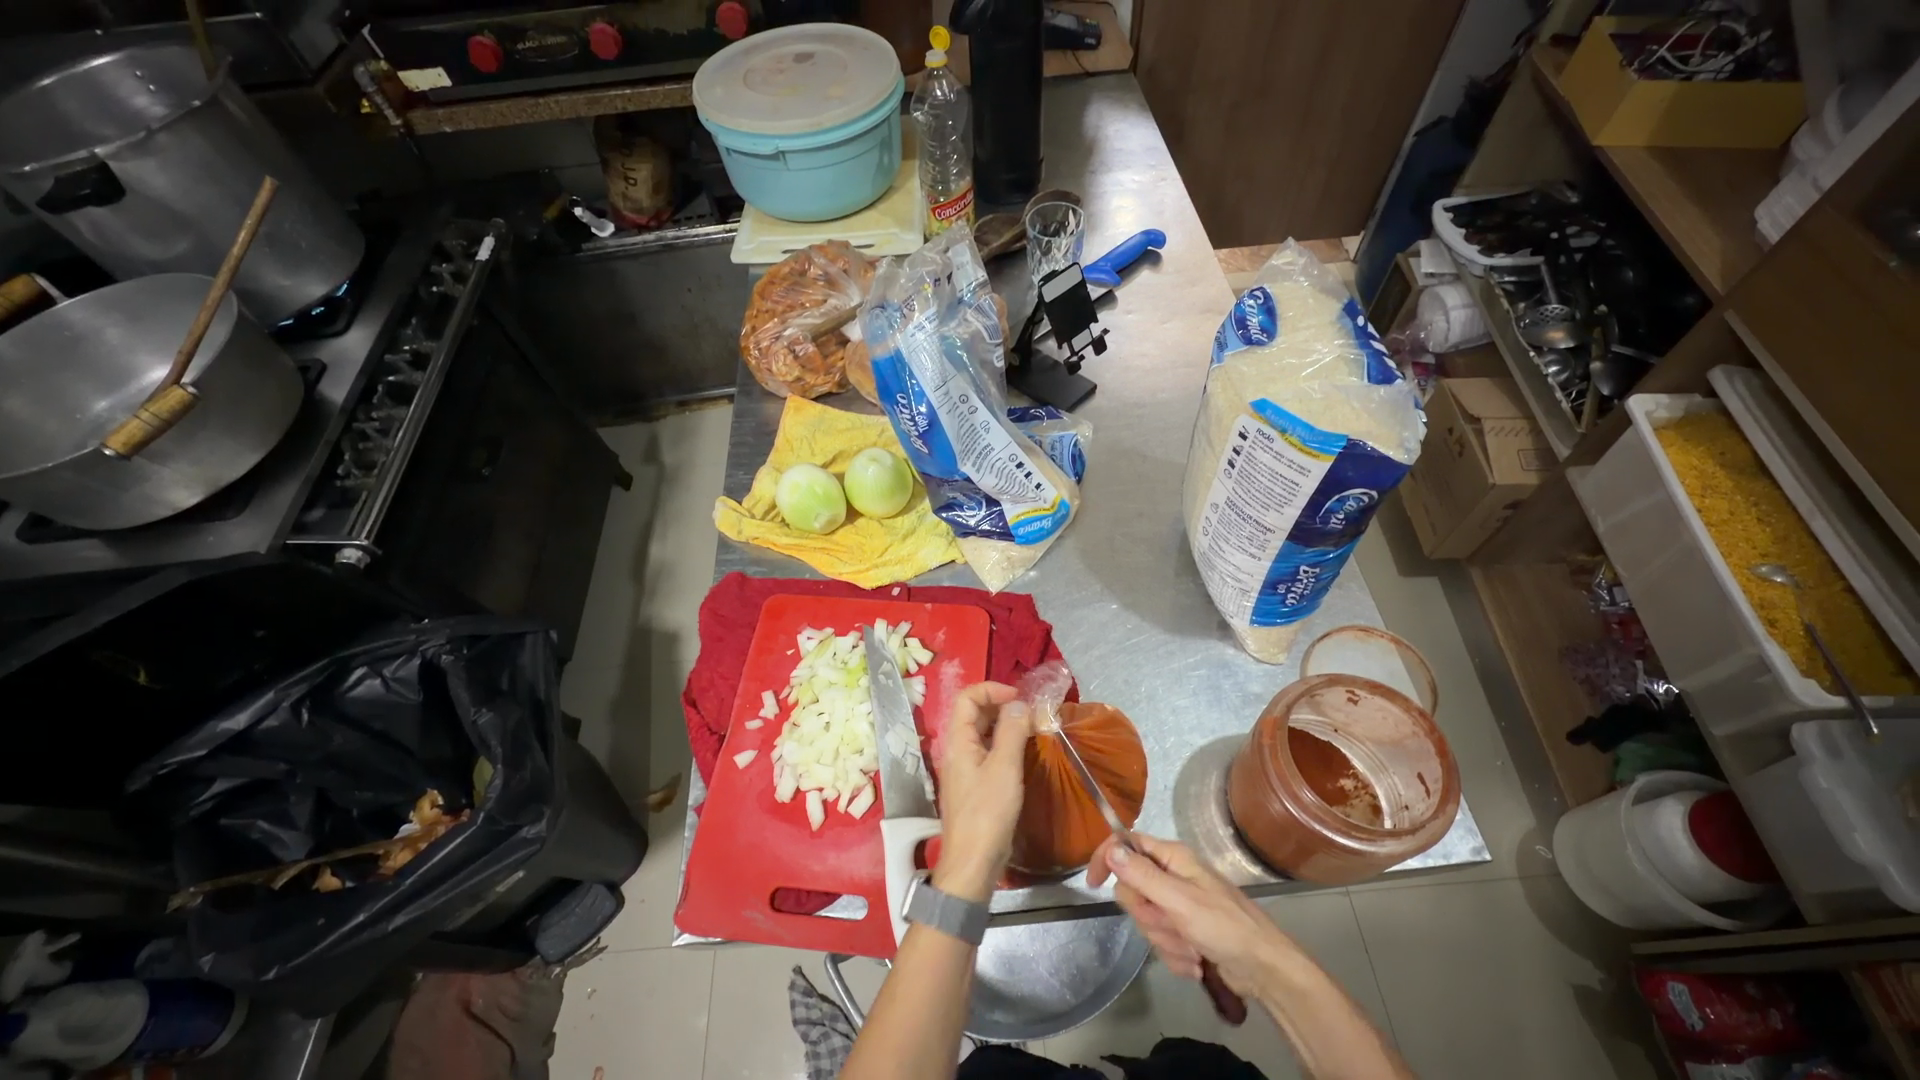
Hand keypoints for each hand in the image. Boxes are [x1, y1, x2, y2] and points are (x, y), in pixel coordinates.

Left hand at [930, 682, 1031, 901]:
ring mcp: (965, 770)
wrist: (973, 863)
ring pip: (983, 735)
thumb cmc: (987, 813)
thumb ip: (1011, 731)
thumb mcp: (1004, 768)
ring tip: (1033, 730)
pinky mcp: (975, 787)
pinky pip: (988, 755)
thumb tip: (1018, 703)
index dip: (991, 689)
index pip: (967, 698)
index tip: (1019, 698)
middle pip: (974, 714)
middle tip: (1031, 713)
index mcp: (958, 741)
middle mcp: (957, 751)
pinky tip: (1025, 755)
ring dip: (1006, 726)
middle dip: (1002, 706)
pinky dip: (1005, 747)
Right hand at [1087, 833, 1289, 996]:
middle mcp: (1173, 877)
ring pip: (1146, 920)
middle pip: (1132, 889)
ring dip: (1165, 940)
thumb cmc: (1224, 926)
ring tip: (1191, 949)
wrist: (1263, 969)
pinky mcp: (1184, 932)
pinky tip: (1196, 962)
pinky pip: (1161, 941)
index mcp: (1173, 858)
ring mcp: (1179, 905)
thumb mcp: (1179, 901)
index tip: (1093, 883)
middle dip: (1148, 916)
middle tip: (1169, 923)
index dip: (1107, 859)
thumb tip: (1111, 849)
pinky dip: (1176, 955)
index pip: (1126, 845)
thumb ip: (1142, 875)